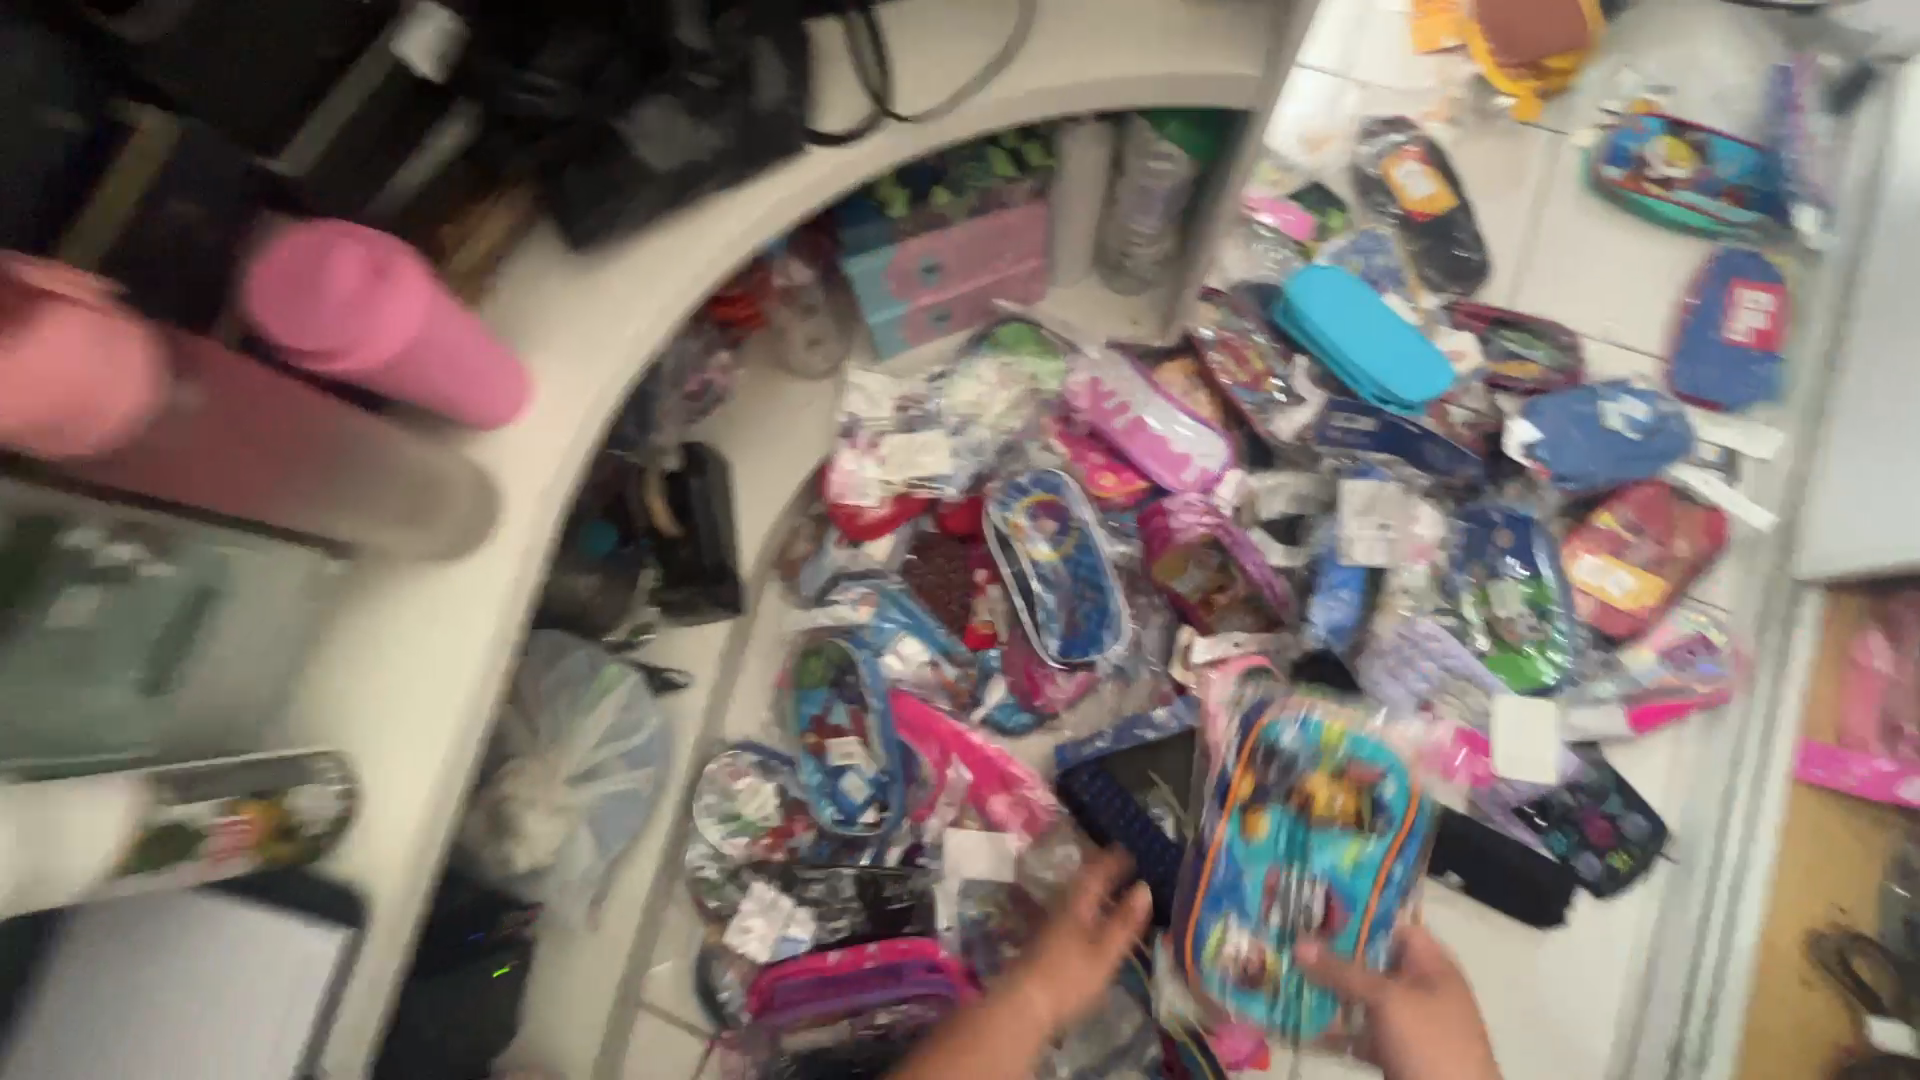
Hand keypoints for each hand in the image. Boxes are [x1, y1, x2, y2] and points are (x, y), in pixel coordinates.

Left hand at [1006, 848, 1152, 1035]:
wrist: (1026, 1001)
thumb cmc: (1070, 975)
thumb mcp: (1106, 951)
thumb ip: (1125, 920)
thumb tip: (1144, 887)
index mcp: (1078, 900)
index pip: (1098, 869)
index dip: (1115, 858)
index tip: (1132, 849)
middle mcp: (1063, 902)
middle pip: (1086, 878)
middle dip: (1106, 869)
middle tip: (1127, 863)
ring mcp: (1053, 919)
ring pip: (1079, 892)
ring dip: (1098, 886)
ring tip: (1117, 887)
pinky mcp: (1049, 936)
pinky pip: (1075, 907)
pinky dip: (1090, 903)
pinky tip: (1097, 916)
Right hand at [1295, 925, 1500, 1079]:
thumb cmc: (1432, 1046)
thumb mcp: (1387, 1000)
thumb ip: (1341, 970)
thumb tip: (1298, 942)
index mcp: (1433, 969)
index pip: (1395, 928)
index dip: (1359, 917)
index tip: (1317, 910)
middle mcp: (1420, 991)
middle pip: (1371, 962)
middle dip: (1332, 954)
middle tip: (1291, 940)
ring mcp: (1408, 1025)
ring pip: (1361, 997)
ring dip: (1328, 990)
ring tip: (1286, 975)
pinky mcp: (1394, 1053)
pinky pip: (1358, 1032)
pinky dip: (1333, 1029)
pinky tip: (1299, 1023)